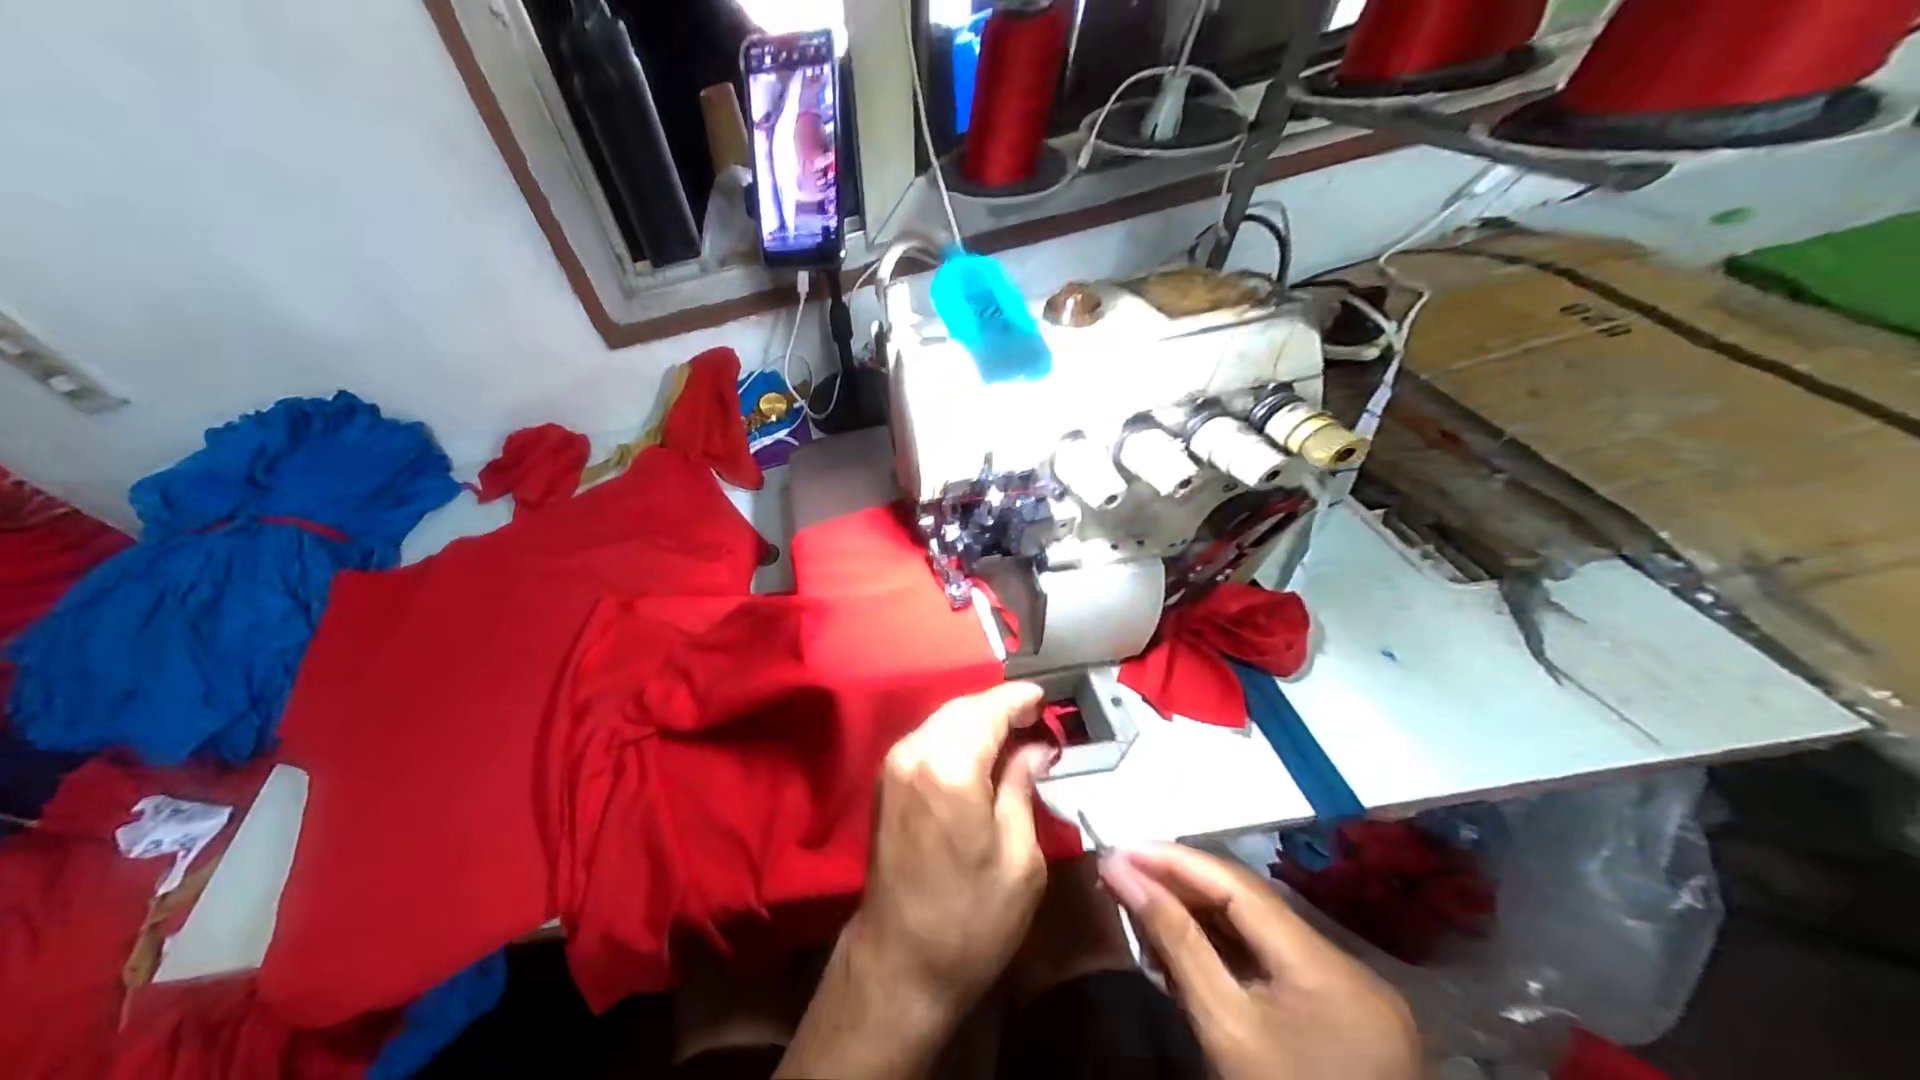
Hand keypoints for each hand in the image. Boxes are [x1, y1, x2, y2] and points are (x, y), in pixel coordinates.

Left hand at [776, 682, 1054, 1078]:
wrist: (900, 962)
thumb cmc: (971, 918)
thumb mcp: (1019, 858)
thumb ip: (1023, 787)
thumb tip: (1037, 748)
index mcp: (950, 768)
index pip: (990, 708)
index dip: (1021, 700)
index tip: (1048, 700)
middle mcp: (915, 752)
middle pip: (964, 707)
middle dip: (1001, 708)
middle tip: (1037, 723)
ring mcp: (894, 764)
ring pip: (944, 718)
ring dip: (978, 719)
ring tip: (1015, 736)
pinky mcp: (886, 779)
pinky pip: (928, 737)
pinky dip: (957, 735)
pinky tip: (981, 753)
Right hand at [1100, 844, 1420, 1079]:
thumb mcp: (1222, 1027)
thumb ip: (1176, 942)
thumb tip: (1123, 874)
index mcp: (1326, 964)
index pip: (1239, 886)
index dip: (1177, 861)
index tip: (1121, 849)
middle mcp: (1344, 963)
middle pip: (1250, 903)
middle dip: (1183, 884)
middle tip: (1123, 874)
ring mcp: (1344, 988)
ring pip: (1258, 929)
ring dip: (1198, 912)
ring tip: (1140, 900)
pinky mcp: (1333, 1009)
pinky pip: (1269, 960)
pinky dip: (1222, 946)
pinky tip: (1180, 939)